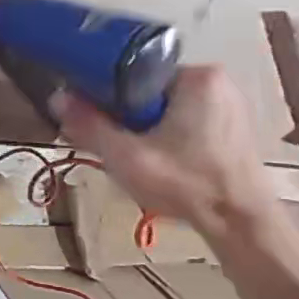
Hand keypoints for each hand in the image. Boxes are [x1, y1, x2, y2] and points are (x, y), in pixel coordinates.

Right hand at [52, 65, 288, 250]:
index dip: (108, 93)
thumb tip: (56, 96)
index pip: (134, 71)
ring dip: (145, 126)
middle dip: (127, 113)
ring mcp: (229, 103)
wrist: (242, 227)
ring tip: (135, 155)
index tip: (94, 115)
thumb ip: (89, 125)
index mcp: (196, 76)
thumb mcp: (127, 157)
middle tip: (115, 143)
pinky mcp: (233, 126)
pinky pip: (185, 118)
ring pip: (165, 105)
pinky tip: (159, 161)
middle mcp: (216, 81)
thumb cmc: (187, 185)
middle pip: (148, 88)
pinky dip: (167, 134)